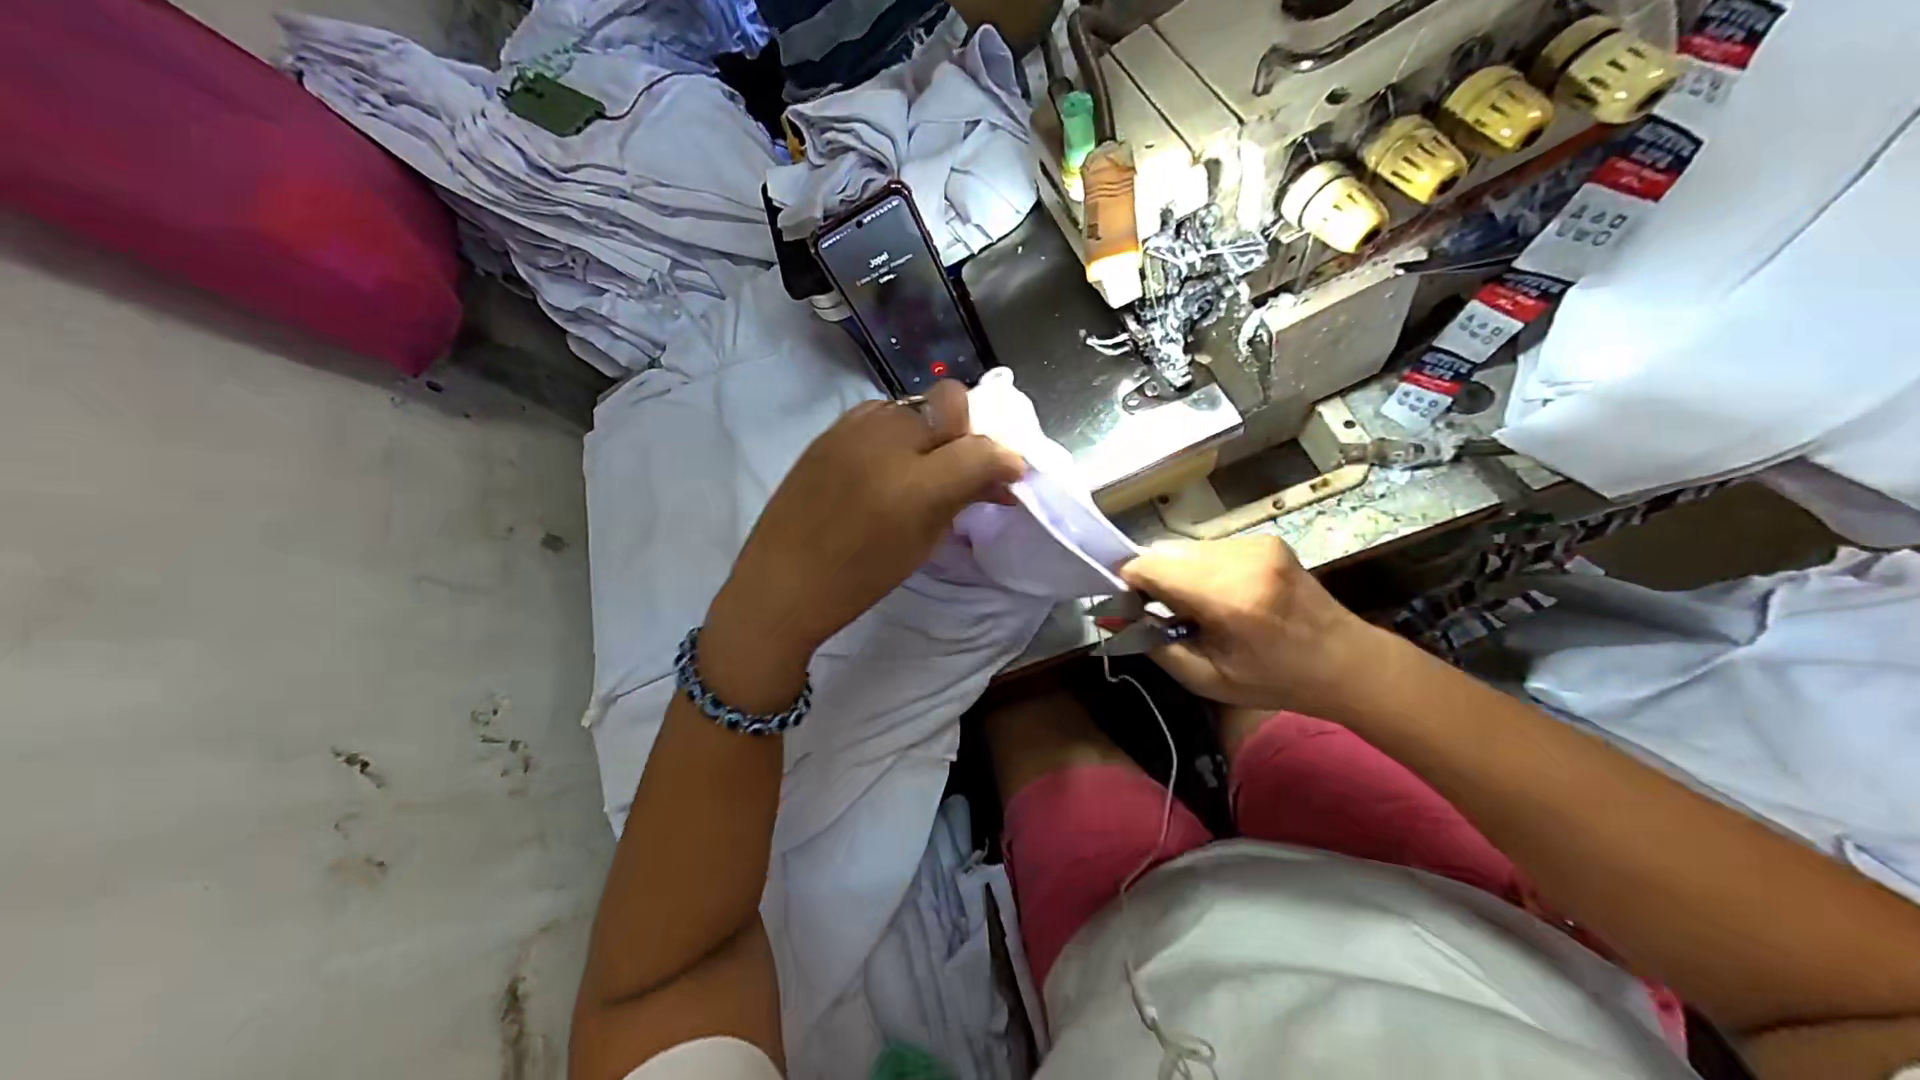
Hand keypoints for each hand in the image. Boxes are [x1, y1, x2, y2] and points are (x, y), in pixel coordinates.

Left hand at [705, 380, 1024, 683]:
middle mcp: (889, 440)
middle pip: (950, 404)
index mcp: (918, 483)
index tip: (1007, 476)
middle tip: (963, 469)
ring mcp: (855, 427)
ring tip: (922, 467)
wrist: (782, 583)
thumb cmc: (859, 577)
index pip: (982, 448)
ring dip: (931, 428)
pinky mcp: (830, 429)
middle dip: (966, 434)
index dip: (1004, 458)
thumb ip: (963, 498)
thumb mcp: (924, 543)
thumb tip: (998, 478)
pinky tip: (887, 461)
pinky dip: (897, 431)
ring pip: (914, 404)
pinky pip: (880, 413)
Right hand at [1119, 535, 1394, 716]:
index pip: (1151, 566)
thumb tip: (1106, 616)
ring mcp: (1257, 544)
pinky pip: (1209, 546)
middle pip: (1165, 552)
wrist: (1345, 661)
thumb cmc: (1273, 680)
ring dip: (1176, 573)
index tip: (1132, 609)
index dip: (1130, 584)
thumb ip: (1151, 643)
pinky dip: (1200, 567)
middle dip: (1152, 579)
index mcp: (1230, 599)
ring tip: (1196, 607)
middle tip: (1162, 613)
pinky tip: (1219, 595)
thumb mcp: (1204, 678)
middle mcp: (1242, 559)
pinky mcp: (1265, 539)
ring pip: (1185, 547)